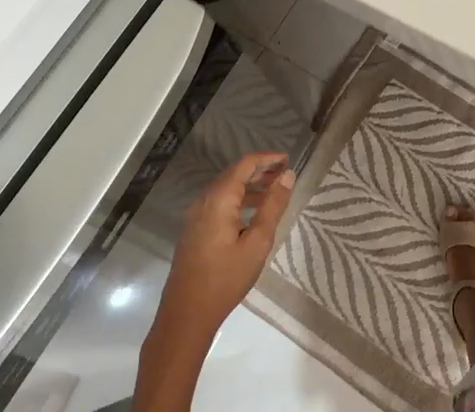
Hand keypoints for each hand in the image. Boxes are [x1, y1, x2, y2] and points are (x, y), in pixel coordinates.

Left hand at [159, 153, 294, 332]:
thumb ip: (273, 206)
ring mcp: (196, 216)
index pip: (244, 165)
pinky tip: (252, 214)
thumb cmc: (225, 278)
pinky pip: (218, 204)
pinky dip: (238, 200)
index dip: (267, 159)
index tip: (288, 160)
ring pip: (226, 189)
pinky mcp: (194, 230)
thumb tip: (287, 176)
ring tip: (274, 192)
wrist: (186, 315)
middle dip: (260, 171)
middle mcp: (204, 201)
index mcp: (218, 199)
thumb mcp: (257, 242)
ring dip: (250, 186)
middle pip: (234, 174)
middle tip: (284, 175)